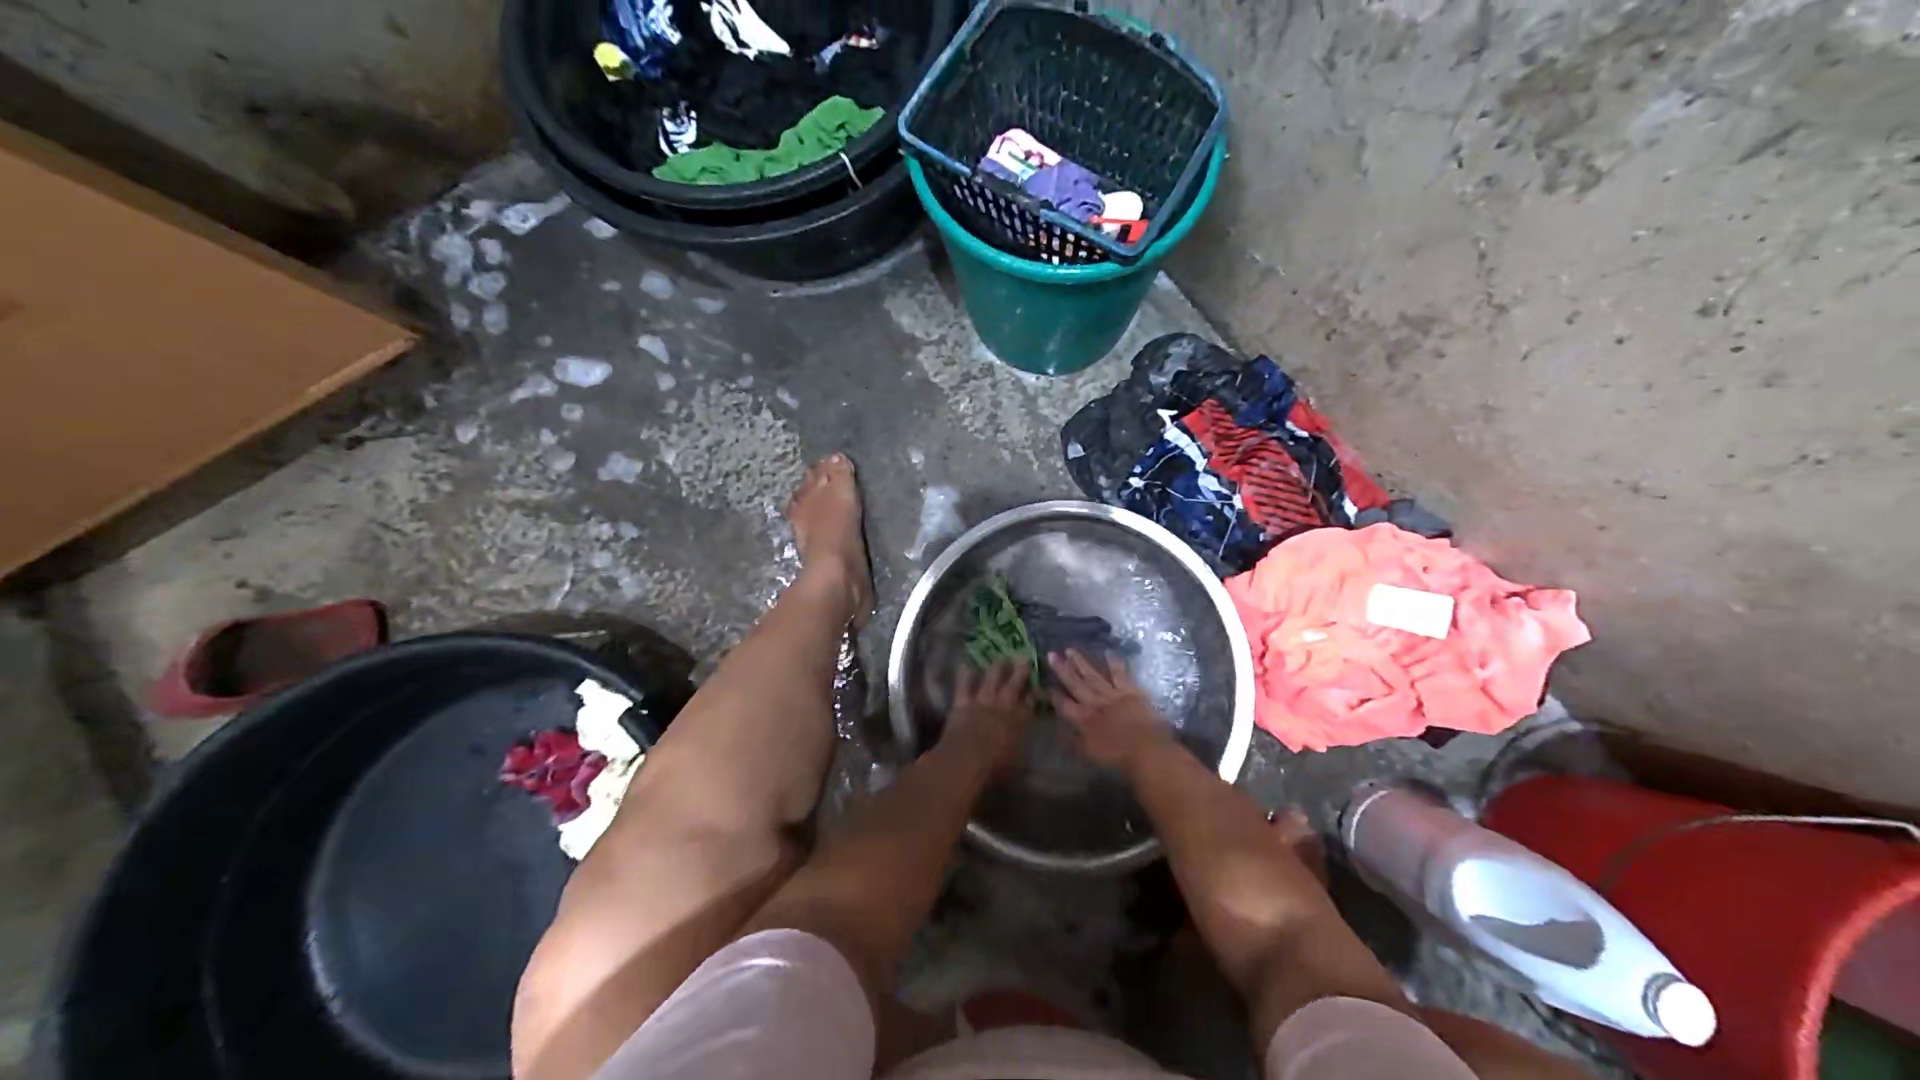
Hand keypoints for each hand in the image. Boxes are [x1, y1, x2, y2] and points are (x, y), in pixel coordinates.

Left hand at [945, 659, 1033, 771]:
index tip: (1038, 686)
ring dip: (997, 668)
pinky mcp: (962, 703)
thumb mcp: (1016, 764)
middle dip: (1020, 672)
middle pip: (1013, 686)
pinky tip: (965, 664)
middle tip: (1024, 657)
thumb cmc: (995, 767)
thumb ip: (1020, 757)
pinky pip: (964, 685)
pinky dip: (964, 674)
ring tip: (1001, 657)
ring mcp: (982, 702)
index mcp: (1018, 723)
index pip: (1029, 705)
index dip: (1034, 695)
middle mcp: (1002, 708)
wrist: (967, 758)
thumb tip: (1025, 760)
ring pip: (991, 680)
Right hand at [1048, 650, 1171, 772]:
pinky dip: (1114, 662)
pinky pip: (1120, 673)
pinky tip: (1108, 651)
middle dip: (1062, 670)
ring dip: (1081, 663)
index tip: (1046, 685)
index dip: (1054, 695)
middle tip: (1051, 655)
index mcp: (1083, 720)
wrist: (1147, 751)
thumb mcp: (1090, 754)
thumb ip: (1075, 742)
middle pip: (1075, 684)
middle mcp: (1094, 703)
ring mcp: (1112, 695)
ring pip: (1093, 675)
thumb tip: (1061, 732)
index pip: (1064, 705)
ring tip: (1070, 650)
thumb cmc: (1119, 758)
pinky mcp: (1130, 691)